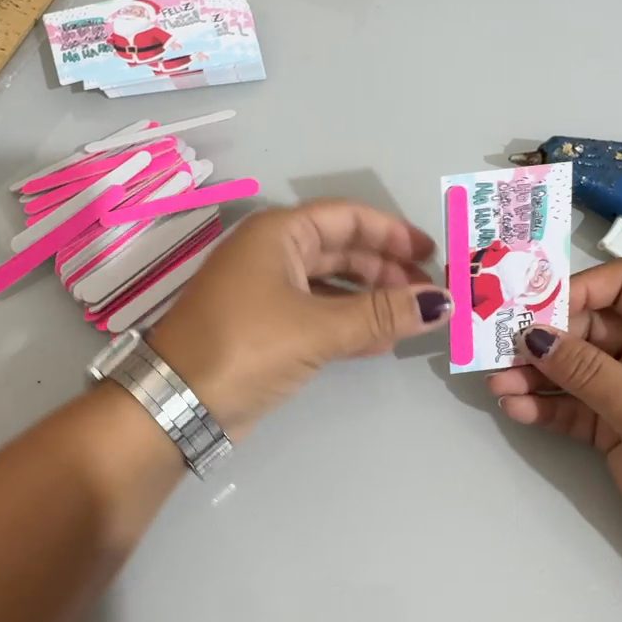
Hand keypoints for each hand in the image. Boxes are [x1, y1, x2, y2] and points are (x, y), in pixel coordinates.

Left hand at [148, 201, 450, 437]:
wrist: (179, 403)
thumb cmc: (245, 346)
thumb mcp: (317, 328)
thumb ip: (381, 313)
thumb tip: (442, 302)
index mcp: (278, 234)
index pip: (347, 218)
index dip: (392, 233)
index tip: (431, 255)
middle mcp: (272, 254)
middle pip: (342, 250)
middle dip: (386, 270)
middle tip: (429, 294)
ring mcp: (267, 292)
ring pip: (332, 285)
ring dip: (372, 300)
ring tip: (414, 319)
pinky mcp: (267, 328)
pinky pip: (319, 314)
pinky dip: (351, 323)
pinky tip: (382, 341)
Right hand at [487, 261, 621, 576]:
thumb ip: (589, 372)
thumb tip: (533, 335)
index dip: (580, 289)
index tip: (534, 309)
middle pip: (590, 326)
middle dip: (545, 337)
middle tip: (499, 348)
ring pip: (573, 368)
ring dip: (535, 373)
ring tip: (498, 384)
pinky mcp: (615, 430)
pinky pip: (571, 406)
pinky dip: (543, 405)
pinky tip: (514, 408)